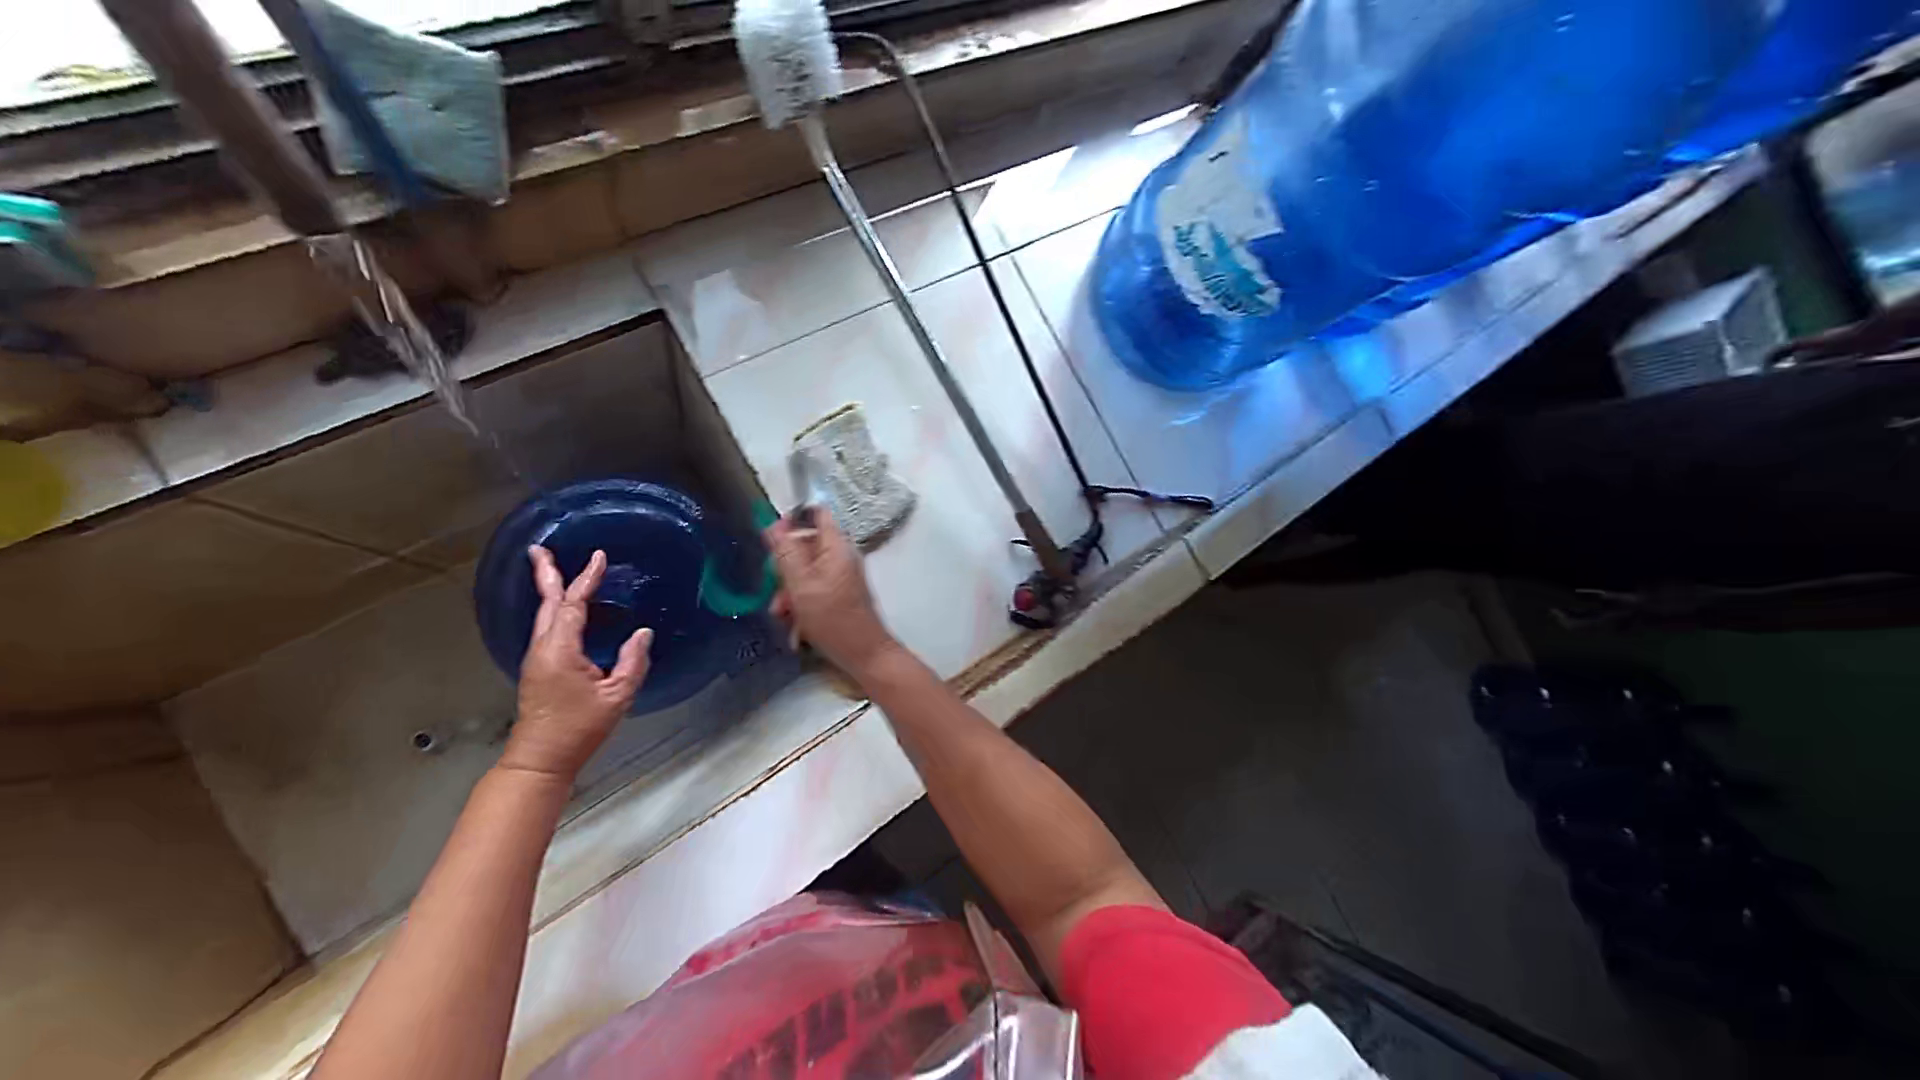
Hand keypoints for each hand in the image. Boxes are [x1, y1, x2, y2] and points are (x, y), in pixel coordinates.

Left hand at [502, 546, 650, 780]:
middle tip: (540, 549)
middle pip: (547, 603)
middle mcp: (543, 648)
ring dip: (550, 590)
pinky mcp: (538, 669)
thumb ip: (632, 661)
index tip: (598, 557)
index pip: (574, 604)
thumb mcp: (617, 695)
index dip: (586, 578)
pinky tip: (565, 610)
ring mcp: (537, 658)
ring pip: (544, 615)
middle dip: (546, 574)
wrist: (541, 758)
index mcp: (561, 650)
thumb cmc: (580, 728)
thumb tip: (642, 633)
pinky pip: (547, 628)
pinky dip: (556, 610)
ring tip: (552, 570)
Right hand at [764, 512, 897, 675]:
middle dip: (785, 569)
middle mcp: (842, 556)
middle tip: (777, 592)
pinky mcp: (841, 595)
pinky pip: (814, 590)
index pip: (816, 514)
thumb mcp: (801, 585)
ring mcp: (842, 576)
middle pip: (805, 547)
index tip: (771, 538)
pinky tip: (797, 629)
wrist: (864, 655)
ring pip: (806, 572)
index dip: (792, 520)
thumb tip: (774, 524)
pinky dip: (803, 605)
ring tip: (785, 615)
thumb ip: (786, 553)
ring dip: (790, 593)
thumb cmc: (833, 619)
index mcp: (836, 546)